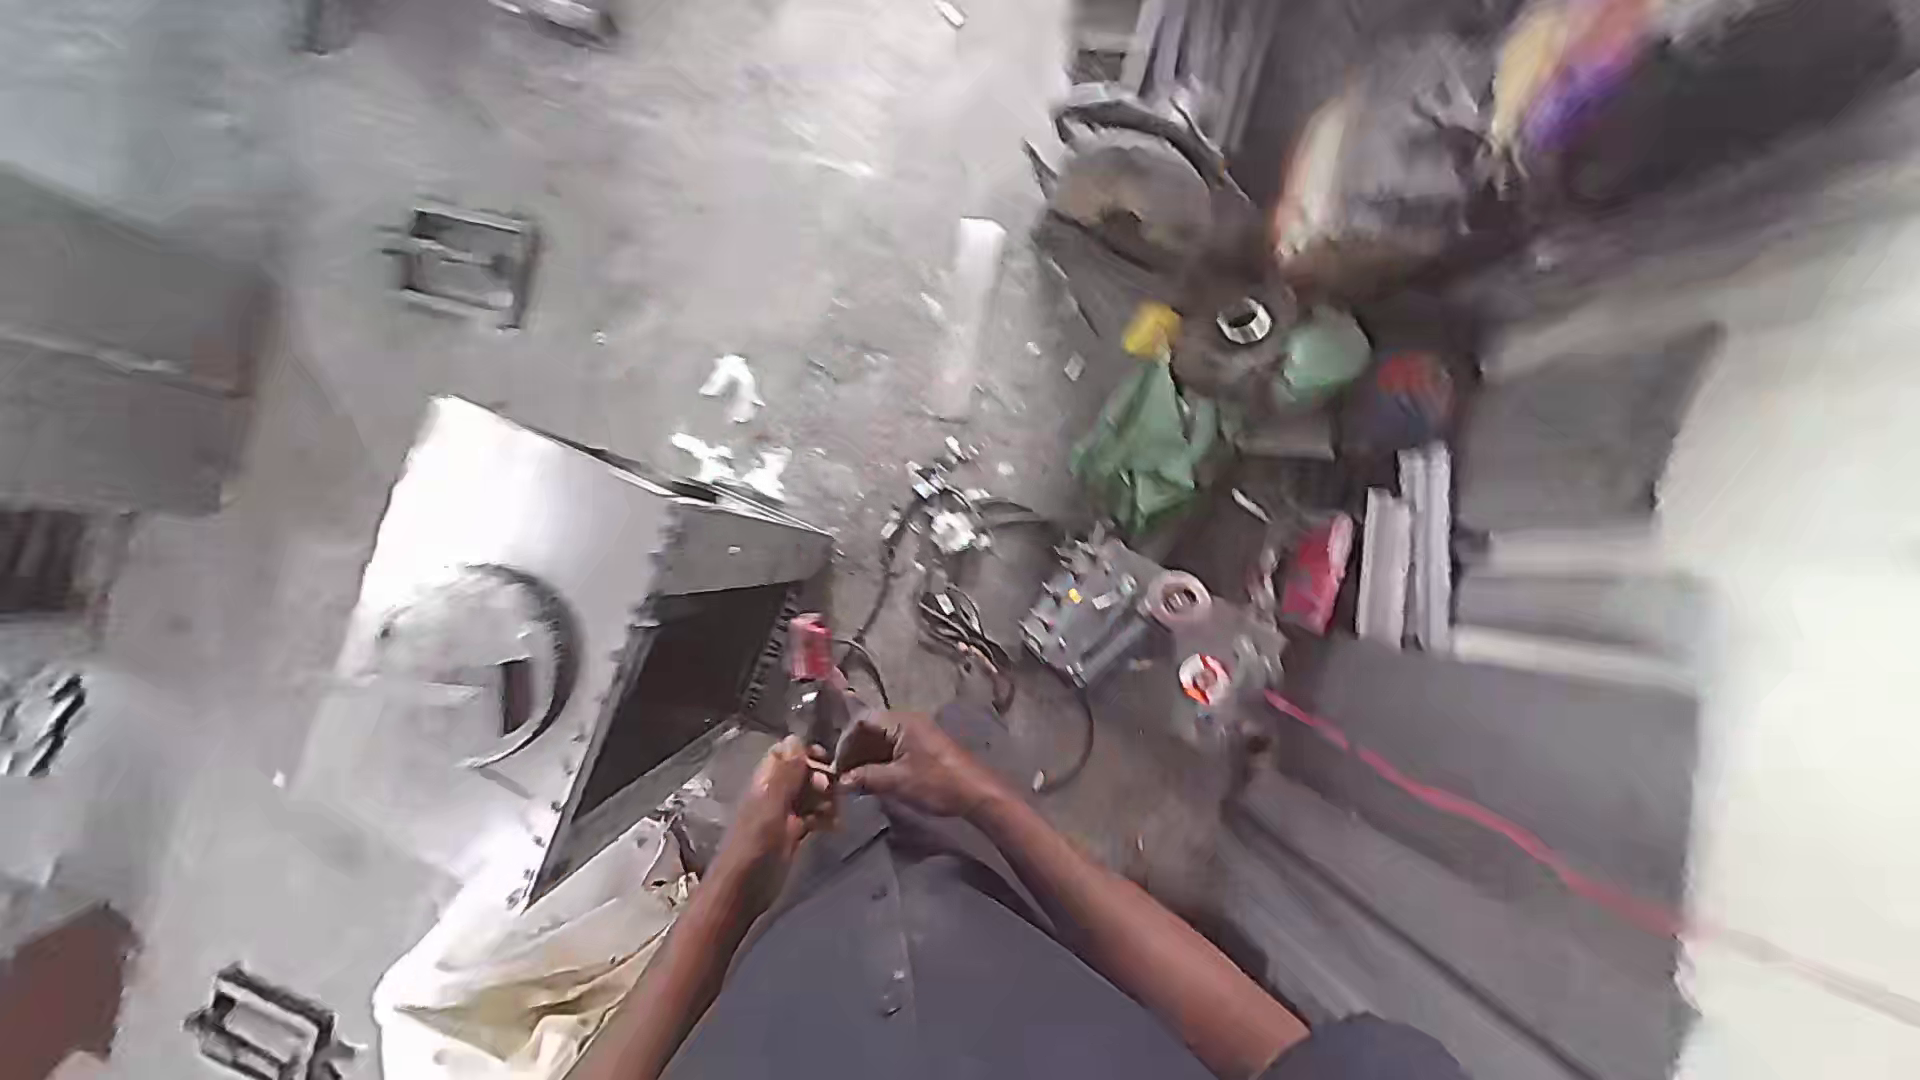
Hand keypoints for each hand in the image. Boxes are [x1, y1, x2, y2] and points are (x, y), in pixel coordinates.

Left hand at [713, 737, 833, 883]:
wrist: (741, 894)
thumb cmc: (754, 848)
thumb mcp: (771, 808)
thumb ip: (785, 775)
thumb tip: (795, 737)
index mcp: (765, 781)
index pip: (787, 752)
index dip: (806, 752)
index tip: (826, 760)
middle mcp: (775, 792)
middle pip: (804, 771)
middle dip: (822, 776)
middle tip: (833, 790)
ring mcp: (785, 813)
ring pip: (812, 792)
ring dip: (828, 797)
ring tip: (836, 811)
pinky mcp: (793, 833)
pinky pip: (815, 815)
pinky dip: (826, 817)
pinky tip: (834, 826)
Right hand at [835, 711, 1006, 818]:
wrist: (977, 792)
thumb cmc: (936, 782)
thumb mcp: (897, 781)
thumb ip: (866, 778)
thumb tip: (840, 781)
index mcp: (902, 721)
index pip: (863, 720)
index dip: (846, 741)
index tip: (837, 765)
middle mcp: (909, 720)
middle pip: (872, 727)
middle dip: (855, 749)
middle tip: (843, 774)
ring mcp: (919, 732)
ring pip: (883, 738)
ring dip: (868, 756)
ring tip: (856, 779)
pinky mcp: (925, 745)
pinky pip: (895, 745)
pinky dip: (882, 759)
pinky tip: (875, 778)